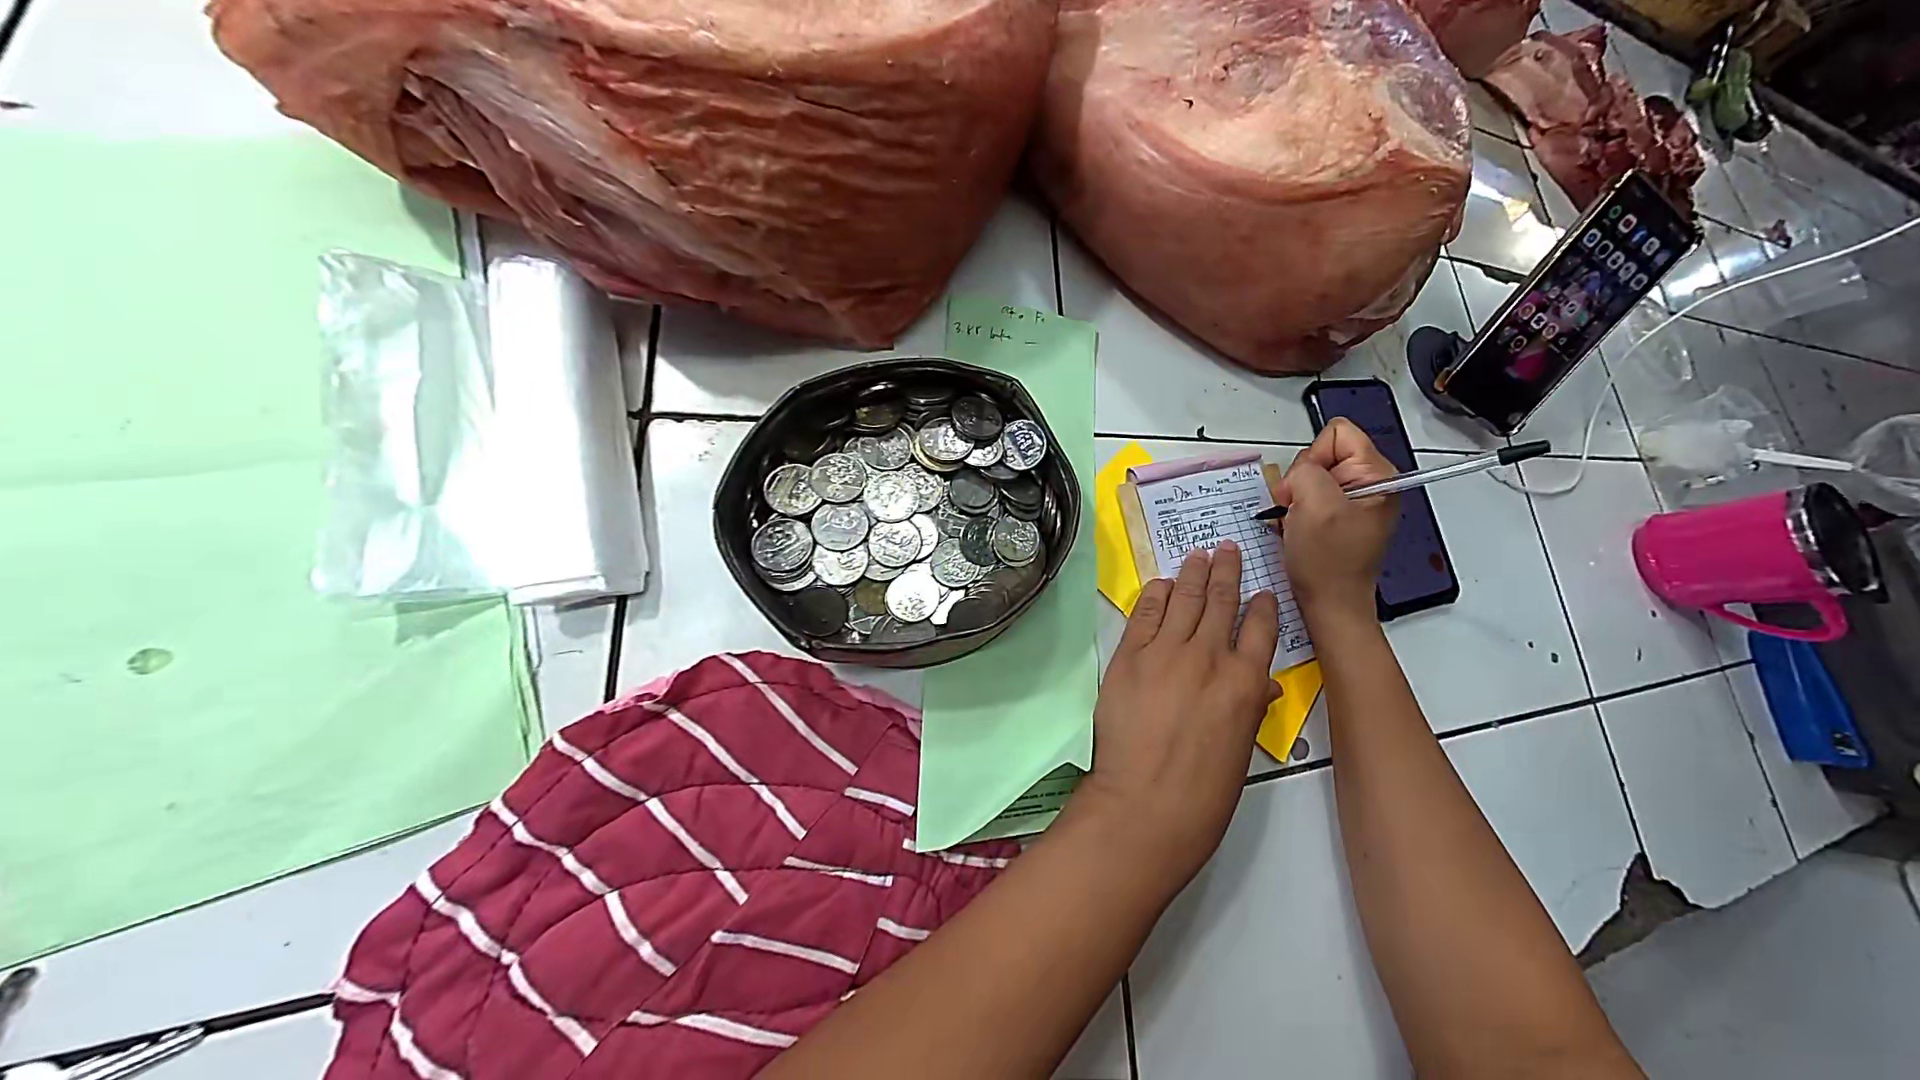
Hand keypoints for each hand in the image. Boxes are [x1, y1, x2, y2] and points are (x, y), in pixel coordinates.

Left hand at [1079, 541, 1279, 883]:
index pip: (1261, 629)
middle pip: (1221, 602)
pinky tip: (1162, 582)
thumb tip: (1261, 685)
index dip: (1262, 605)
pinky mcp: (1129, 656)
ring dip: (1193, 573)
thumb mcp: (1240, 749)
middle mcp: (1209, 657)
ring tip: (1199, 554)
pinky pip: (1146, 614)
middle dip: (1226, 572)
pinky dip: (1156, 594)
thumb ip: (1249, 707)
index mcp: (1245, 683)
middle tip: (1227, 548)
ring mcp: (1166, 652)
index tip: (1262, 589)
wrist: (1145, 804)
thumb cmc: (1202, 792)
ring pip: (1185, 600)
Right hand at [1270, 417, 1399, 616]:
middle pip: (1320, 455)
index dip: (1314, 457)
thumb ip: (1307, 470)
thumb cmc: (1329, 563)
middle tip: (1302, 510)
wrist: (1329, 603)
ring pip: (1308, 478)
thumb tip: (1299, 472)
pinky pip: (1306, 498)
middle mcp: (1367, 484)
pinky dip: (1296, 512)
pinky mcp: (1336, 517)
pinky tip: (1298, 530)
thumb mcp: (1315, 504)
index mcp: (1377, 475)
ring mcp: (1351, 502)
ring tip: (1299, 523)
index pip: (1337, 433)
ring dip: (1296, 499)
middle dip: (1301, 481)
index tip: (1310, 489)